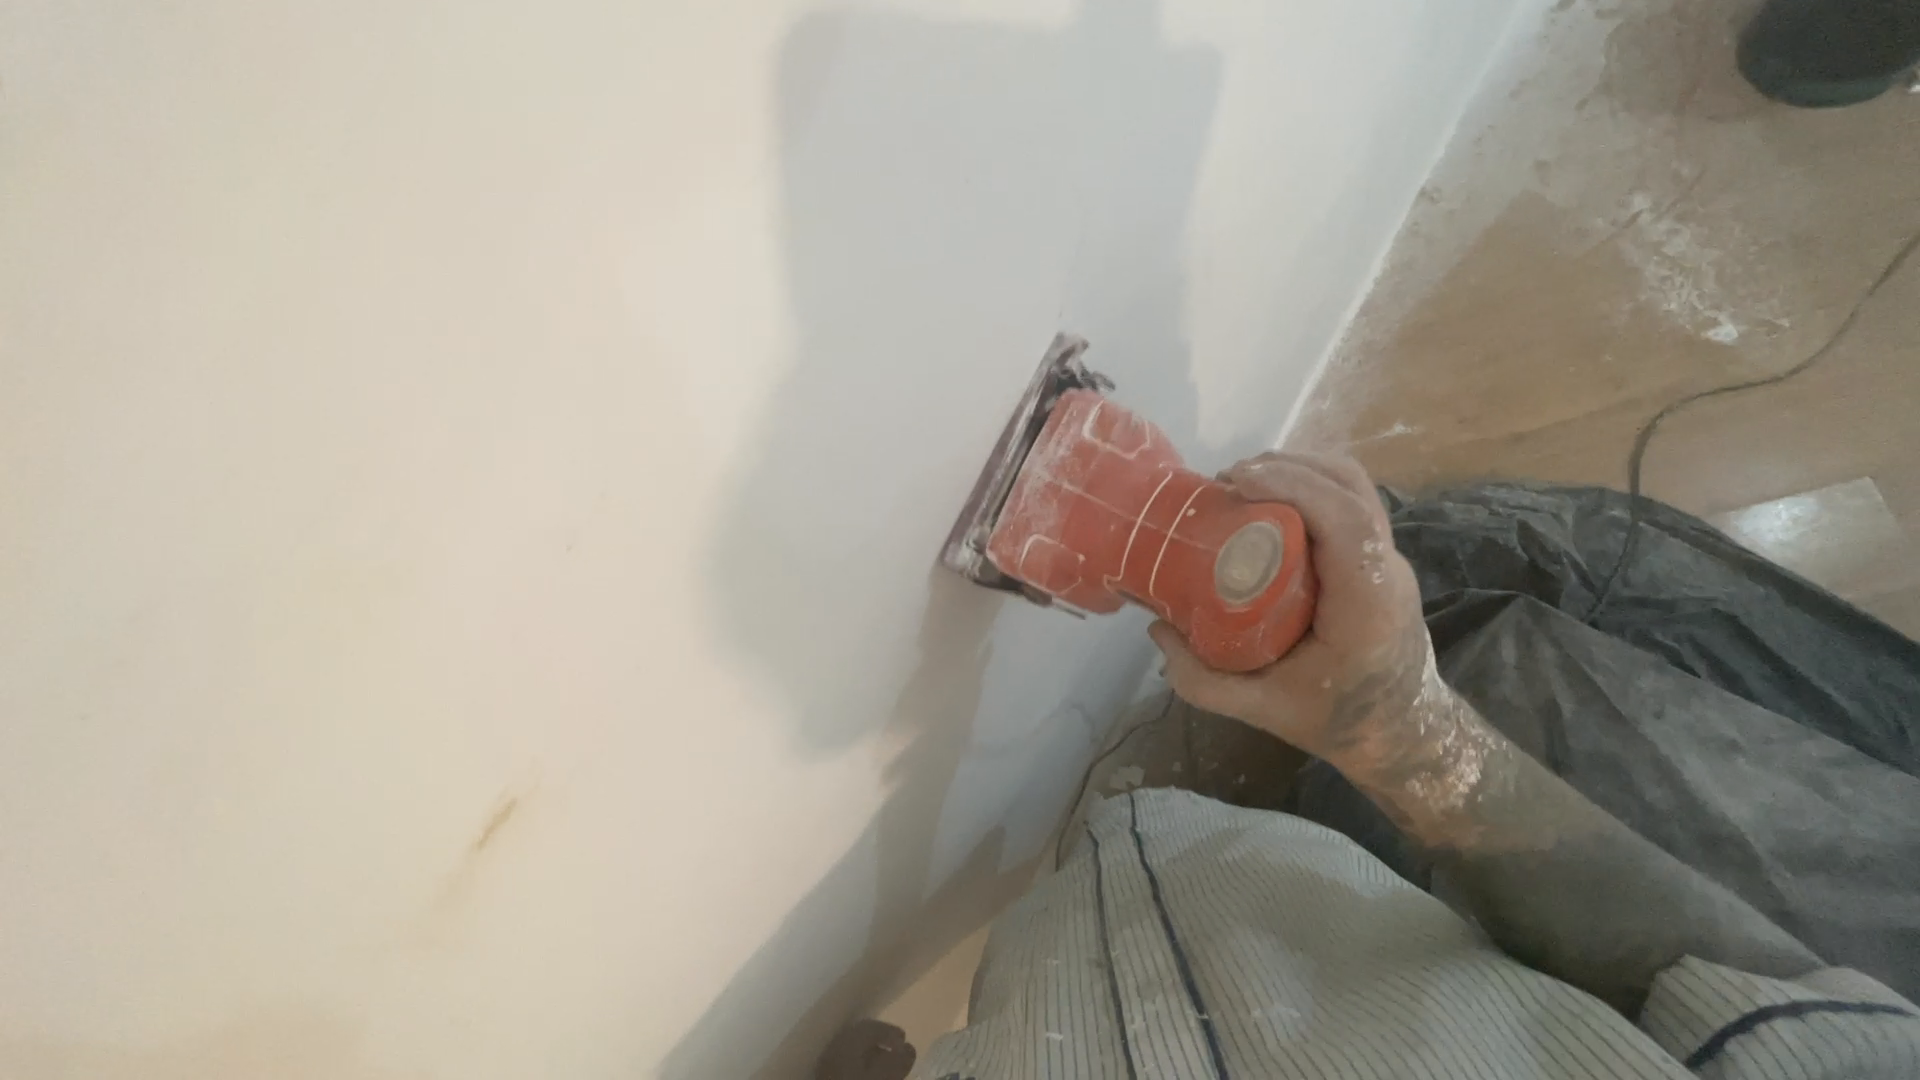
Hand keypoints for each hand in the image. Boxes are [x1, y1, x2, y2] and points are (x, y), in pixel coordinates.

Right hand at [1148, 453, 1435, 779]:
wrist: (1402, 733)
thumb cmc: (1336, 720)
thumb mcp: (1262, 710)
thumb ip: (1202, 680)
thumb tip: (1156, 629)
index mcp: (1365, 604)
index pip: (1345, 521)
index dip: (1293, 487)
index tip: (1236, 481)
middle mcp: (1385, 570)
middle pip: (1351, 486)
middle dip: (1288, 467)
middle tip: (1227, 479)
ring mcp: (1388, 560)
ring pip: (1354, 485)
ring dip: (1300, 470)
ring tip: (1244, 482)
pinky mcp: (1377, 558)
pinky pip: (1348, 501)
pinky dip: (1308, 486)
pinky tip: (1269, 502)